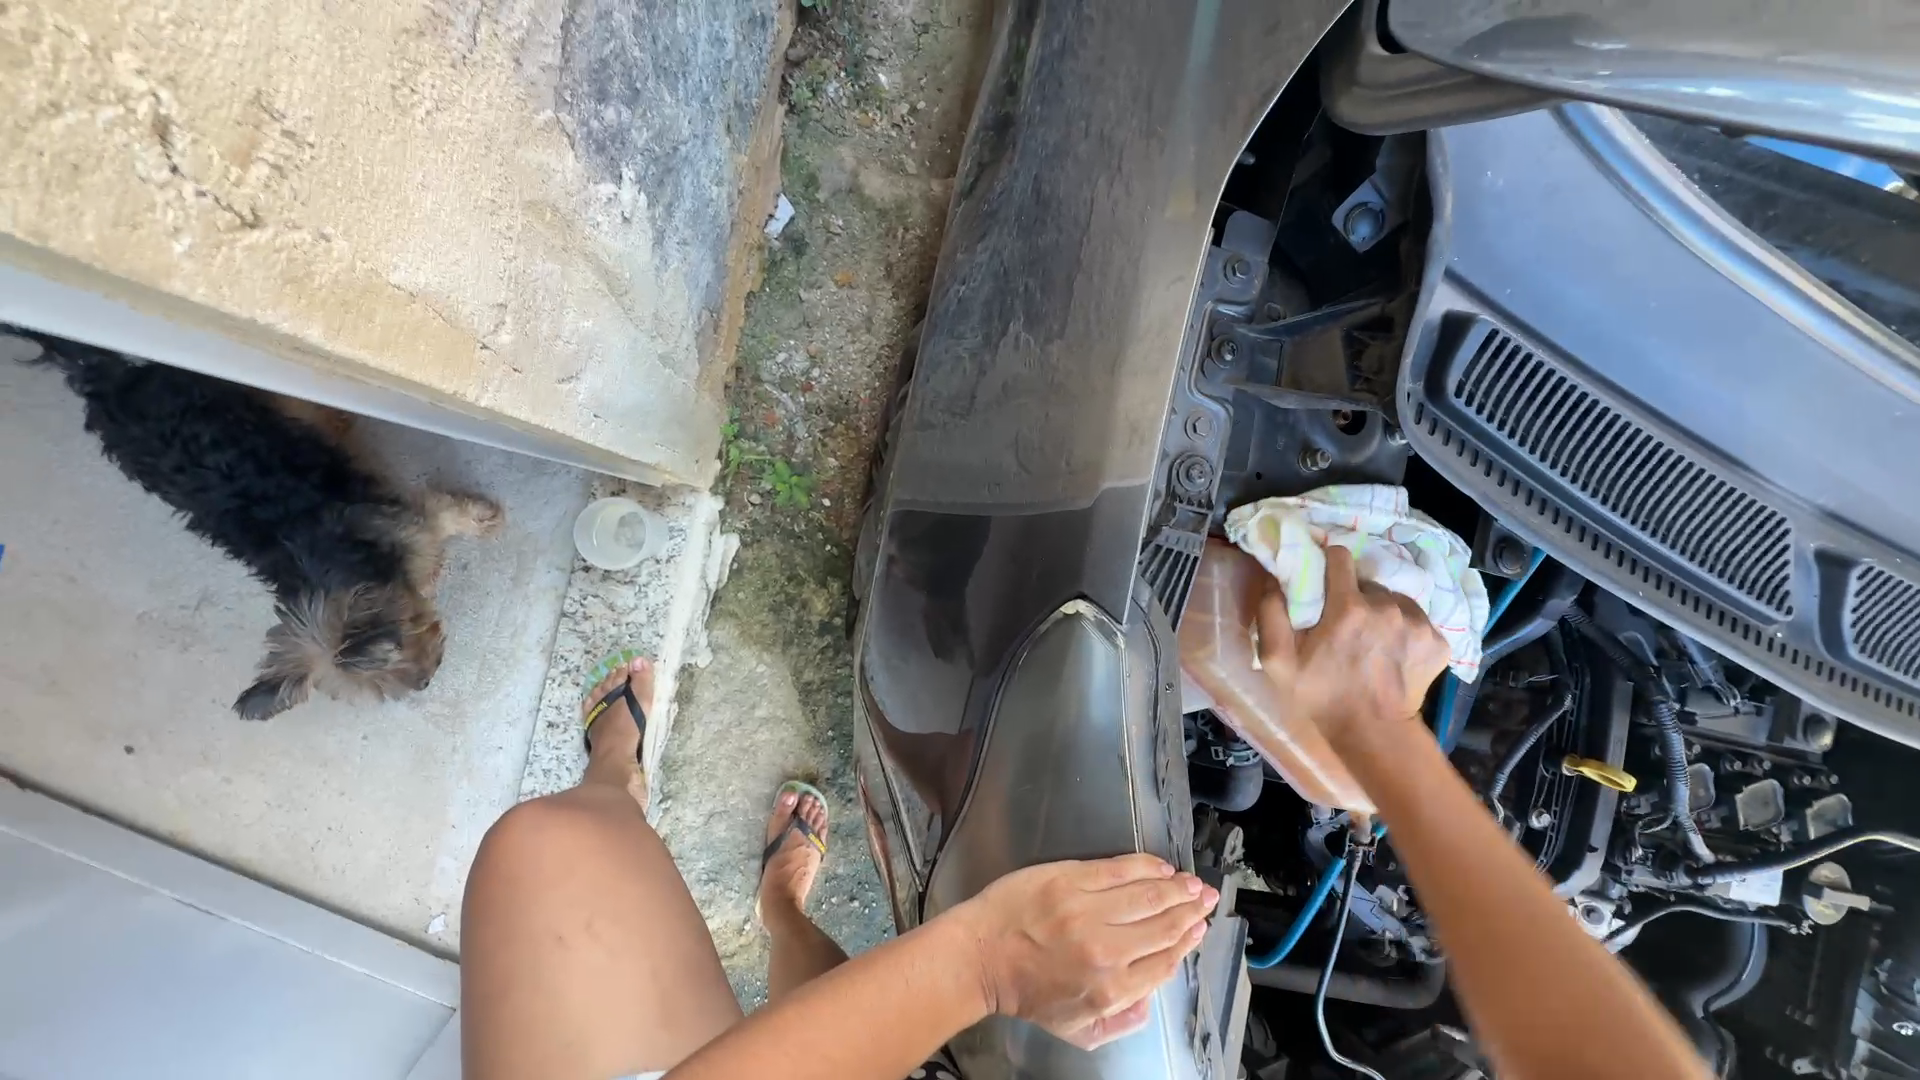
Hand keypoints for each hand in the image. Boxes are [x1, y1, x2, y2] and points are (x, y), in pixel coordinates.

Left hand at [951, 854, 1218, 1048]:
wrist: (982, 954)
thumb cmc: (1027, 992)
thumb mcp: (1078, 1030)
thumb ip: (1120, 1021)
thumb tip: (1149, 998)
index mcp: (1110, 989)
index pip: (1163, 961)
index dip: (1186, 942)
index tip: (1199, 928)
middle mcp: (1105, 948)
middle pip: (1162, 924)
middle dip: (1190, 910)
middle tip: (1207, 898)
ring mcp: (1087, 908)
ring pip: (1146, 894)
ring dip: (1175, 887)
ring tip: (1193, 882)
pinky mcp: (1069, 878)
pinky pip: (1118, 868)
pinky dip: (1145, 866)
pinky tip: (1161, 866)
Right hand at [1256, 545, 1450, 752]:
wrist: (1373, 733)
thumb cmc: (1320, 695)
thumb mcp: (1278, 660)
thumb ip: (1271, 614)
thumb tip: (1274, 578)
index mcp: (1348, 607)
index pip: (1340, 558)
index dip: (1328, 562)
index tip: (1323, 575)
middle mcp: (1388, 607)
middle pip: (1367, 583)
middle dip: (1354, 596)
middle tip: (1344, 622)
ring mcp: (1418, 624)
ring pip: (1394, 600)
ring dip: (1381, 611)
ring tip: (1370, 638)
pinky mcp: (1439, 641)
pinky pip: (1417, 620)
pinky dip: (1404, 630)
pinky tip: (1392, 651)